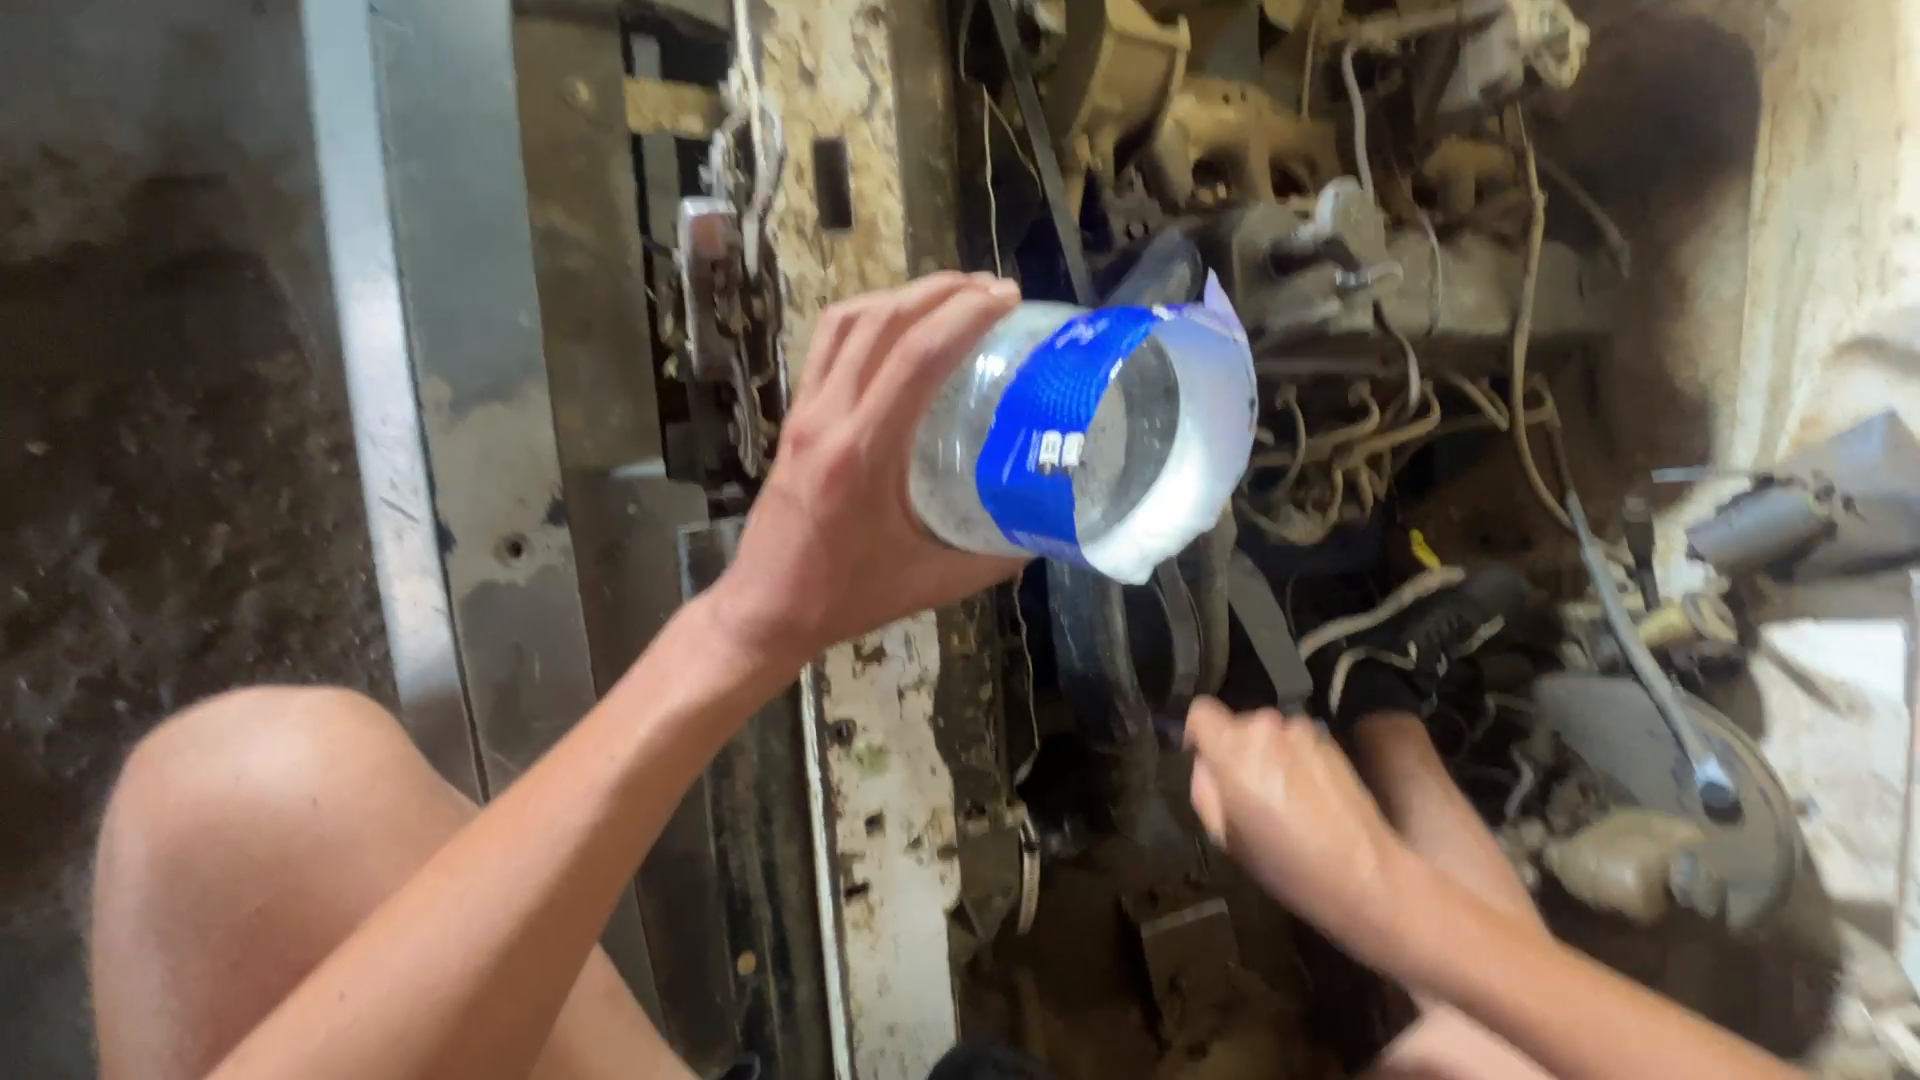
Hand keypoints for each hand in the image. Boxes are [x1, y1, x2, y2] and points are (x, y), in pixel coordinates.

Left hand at [709, 273, 1029, 664]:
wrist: (765, 607)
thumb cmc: (845, 597)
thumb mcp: (931, 582)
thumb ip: (993, 557)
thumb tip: (1045, 532)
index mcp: (863, 453)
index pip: (917, 357)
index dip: (967, 315)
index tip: (1008, 298)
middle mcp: (829, 418)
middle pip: (882, 321)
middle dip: (942, 291)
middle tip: (992, 288)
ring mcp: (804, 412)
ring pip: (847, 322)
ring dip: (901, 296)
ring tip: (951, 295)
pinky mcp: (793, 418)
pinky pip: (827, 345)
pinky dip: (867, 318)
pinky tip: (897, 327)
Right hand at [1185, 698, 1412, 960]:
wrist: (1364, 873)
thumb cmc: (1285, 862)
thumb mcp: (1224, 836)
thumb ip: (1204, 788)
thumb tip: (1206, 765)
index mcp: (1233, 749)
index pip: (1200, 711)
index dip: (1197, 733)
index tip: (1206, 759)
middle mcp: (1266, 728)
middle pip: (1236, 724)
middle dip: (1236, 749)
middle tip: (1248, 790)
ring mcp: (1302, 732)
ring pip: (1268, 733)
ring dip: (1267, 753)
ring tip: (1281, 795)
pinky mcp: (1330, 742)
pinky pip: (1296, 741)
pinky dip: (1294, 758)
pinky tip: (1307, 795)